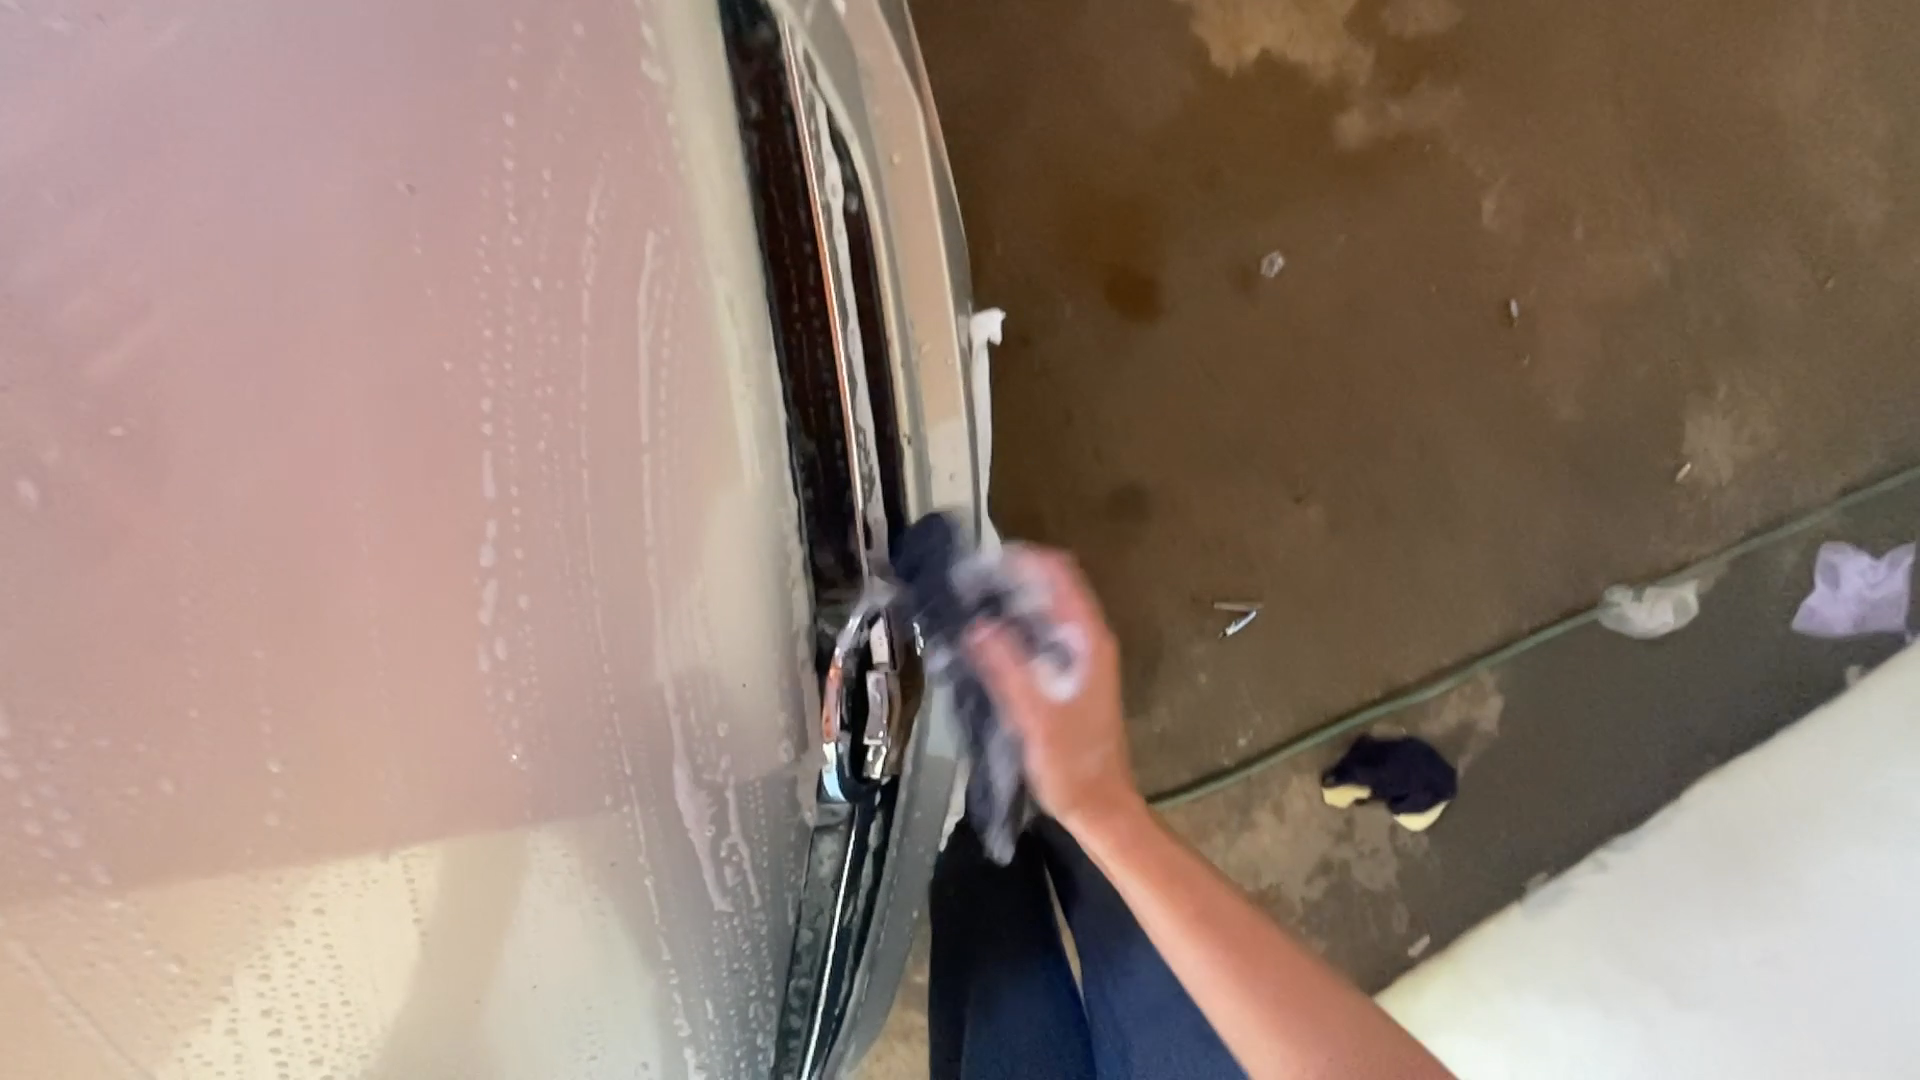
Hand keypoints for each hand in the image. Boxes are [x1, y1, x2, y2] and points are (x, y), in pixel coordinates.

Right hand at [965, 547, 1142, 833]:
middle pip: (1052, 588)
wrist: (1098, 805)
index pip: (1060, 576)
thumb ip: (1006, 667)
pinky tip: (987, 640)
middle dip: (1012, 579)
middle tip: (969, 583)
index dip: (1025, 560)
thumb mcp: (1033, 715)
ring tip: (971, 604)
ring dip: (1013, 603)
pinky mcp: (1070, 677)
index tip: (984, 562)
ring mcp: (1081, 659)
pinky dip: (1017, 629)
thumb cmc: (1071, 763)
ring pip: (1045, 612)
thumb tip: (977, 626)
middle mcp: (1088, 641)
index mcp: (1088, 641)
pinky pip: (1042, 637)